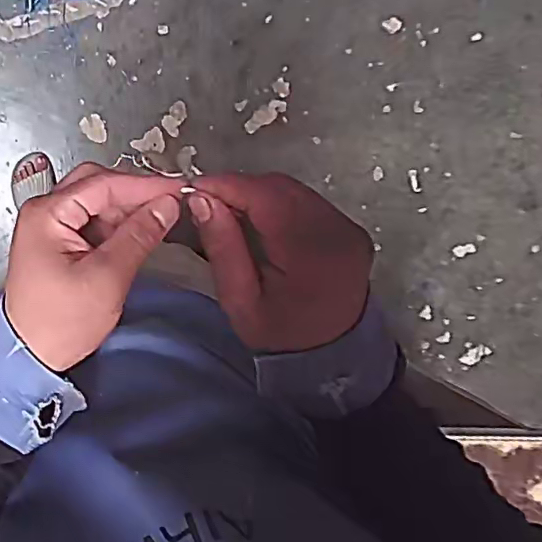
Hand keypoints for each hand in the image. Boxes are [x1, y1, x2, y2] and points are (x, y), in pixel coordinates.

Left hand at [5, 163, 183, 369]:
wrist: (30, 355)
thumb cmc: (59, 323)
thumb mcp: (107, 278)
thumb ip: (138, 236)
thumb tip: (166, 205)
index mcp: (46, 214)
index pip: (102, 184)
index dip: (145, 185)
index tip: (179, 189)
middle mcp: (42, 213)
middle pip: (96, 185)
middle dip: (134, 193)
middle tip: (170, 203)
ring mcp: (47, 227)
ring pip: (94, 203)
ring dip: (126, 210)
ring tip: (159, 221)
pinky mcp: (56, 243)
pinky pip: (90, 222)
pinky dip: (115, 226)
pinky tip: (138, 234)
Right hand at [189, 173, 372, 352]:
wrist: (332, 357)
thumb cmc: (279, 333)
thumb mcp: (239, 299)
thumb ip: (223, 246)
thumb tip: (201, 200)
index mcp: (310, 252)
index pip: (265, 197)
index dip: (226, 185)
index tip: (193, 189)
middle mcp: (337, 231)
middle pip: (279, 187)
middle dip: (238, 187)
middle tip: (205, 200)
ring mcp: (347, 227)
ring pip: (291, 189)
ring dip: (255, 192)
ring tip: (225, 208)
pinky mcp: (347, 228)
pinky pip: (304, 200)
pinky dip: (273, 201)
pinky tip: (254, 217)